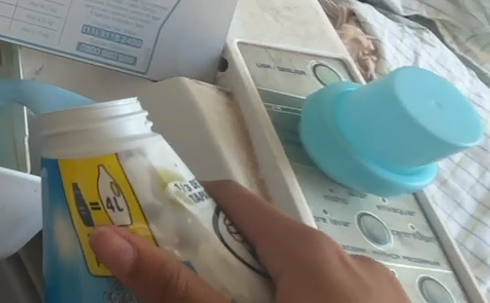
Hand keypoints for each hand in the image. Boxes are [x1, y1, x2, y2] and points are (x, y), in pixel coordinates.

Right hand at [91, 180, 404, 302]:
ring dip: (259, 295)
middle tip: (188, 296)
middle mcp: (351, 262)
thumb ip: (174, 288)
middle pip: (260, 242)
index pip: (226, 196)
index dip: (182, 209)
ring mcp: (386, 301)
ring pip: (298, 279)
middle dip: (217, 265)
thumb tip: (102, 235)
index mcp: (309, 248)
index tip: (151, 236)